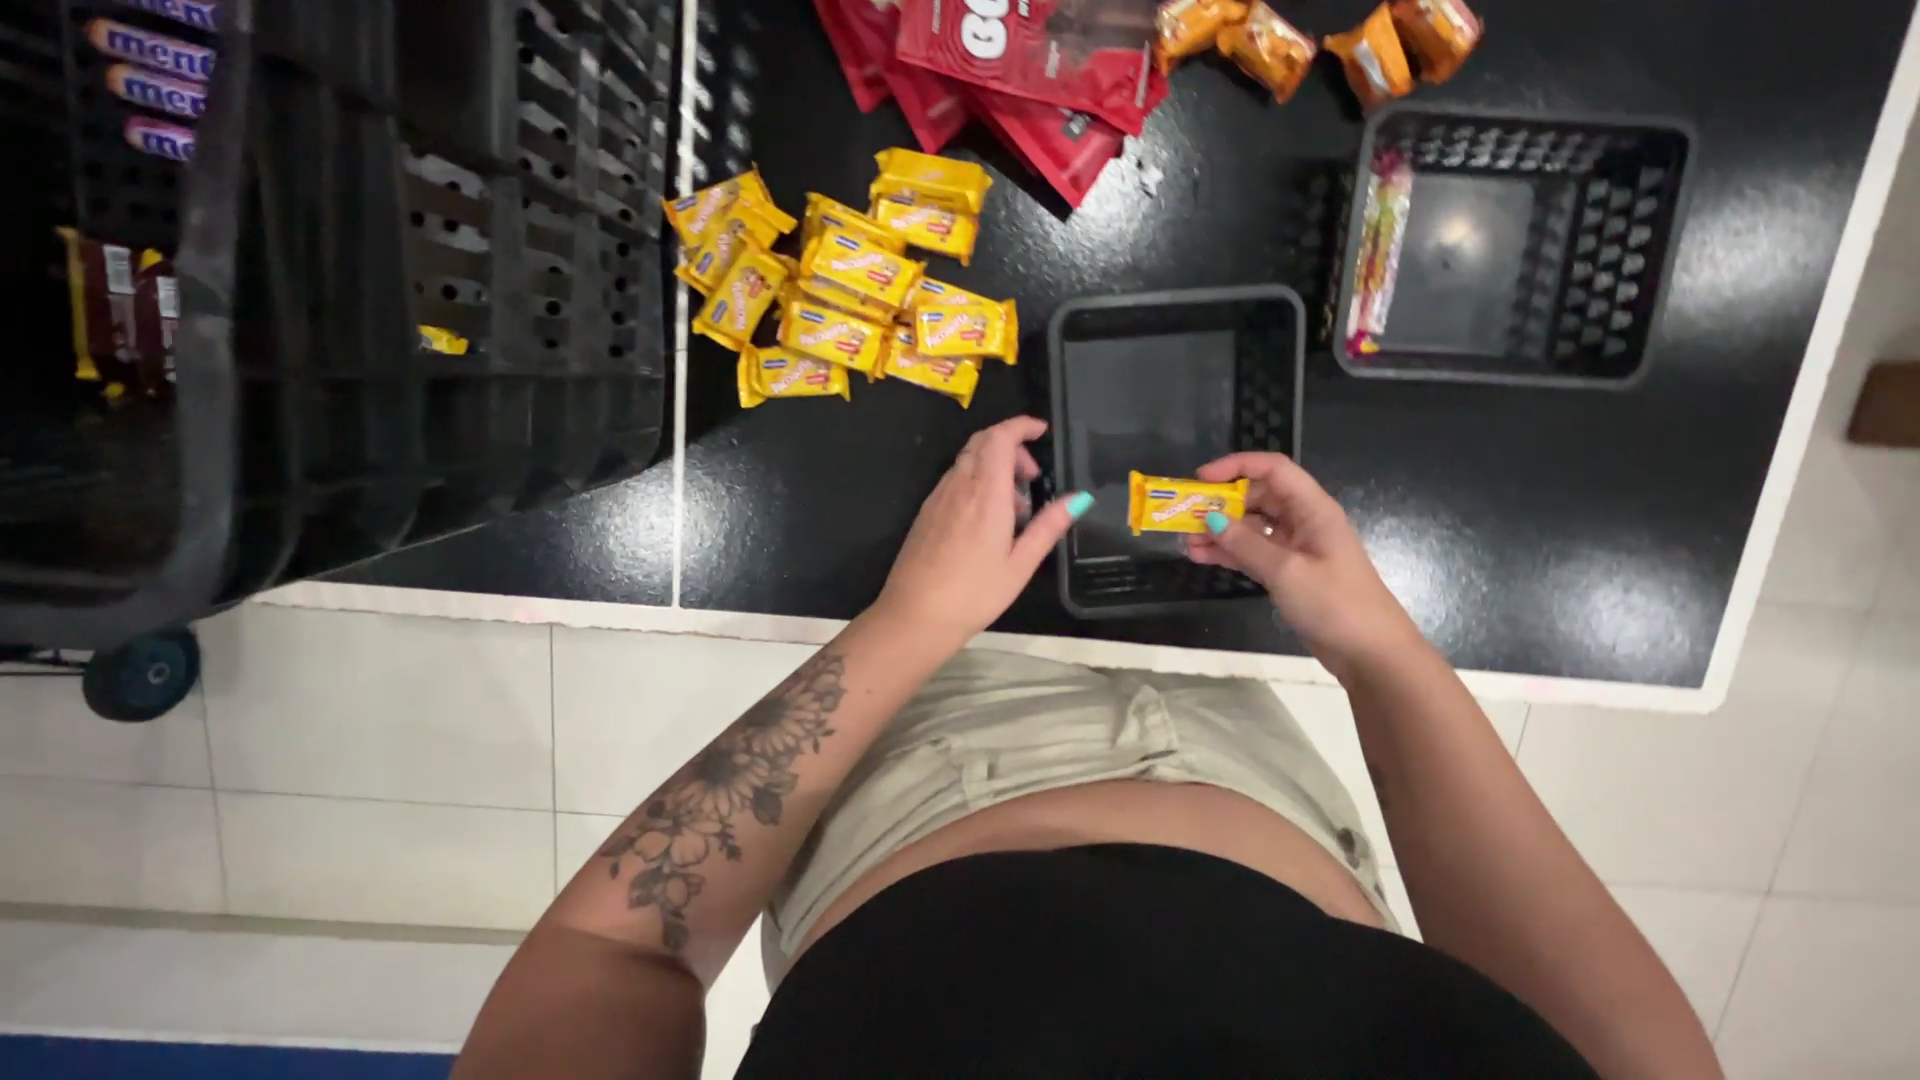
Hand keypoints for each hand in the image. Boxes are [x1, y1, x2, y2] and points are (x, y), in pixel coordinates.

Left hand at [873, 416, 1090, 646]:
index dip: (1021, 425)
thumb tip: (1078, 498)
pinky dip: (976, 482)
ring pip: (967, 460)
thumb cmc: (975, 593)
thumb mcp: (1020, 564)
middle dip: (1011, 445)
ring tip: (1014, 507)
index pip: (1000, 438)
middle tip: (1032, 477)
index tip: (1041, 431)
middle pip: (982, 442)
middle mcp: (959, 486)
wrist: (916, 615)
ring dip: (993, 466)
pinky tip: (986, 519)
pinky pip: (954, 480)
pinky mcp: (926, 512)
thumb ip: (1048, 526)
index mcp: (986, 493)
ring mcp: (938, 497)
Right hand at [1182, 452, 1421, 677]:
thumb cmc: (1335, 604)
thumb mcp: (1286, 571)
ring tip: (1186, 541)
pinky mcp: (1289, 572)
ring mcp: (1296, 548)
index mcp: (1312, 509)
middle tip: (1186, 515)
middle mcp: (1303, 521)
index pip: (1273, 470)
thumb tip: (1210, 519)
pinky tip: (1201, 557)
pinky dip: (1229, 553)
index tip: (1201, 478)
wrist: (1370, 652)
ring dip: (1220, 531)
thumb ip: (1246, 544)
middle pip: (1258, 497)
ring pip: (1252, 527)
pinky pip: (1253, 553)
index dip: (1237, 466)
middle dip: (1221, 503)